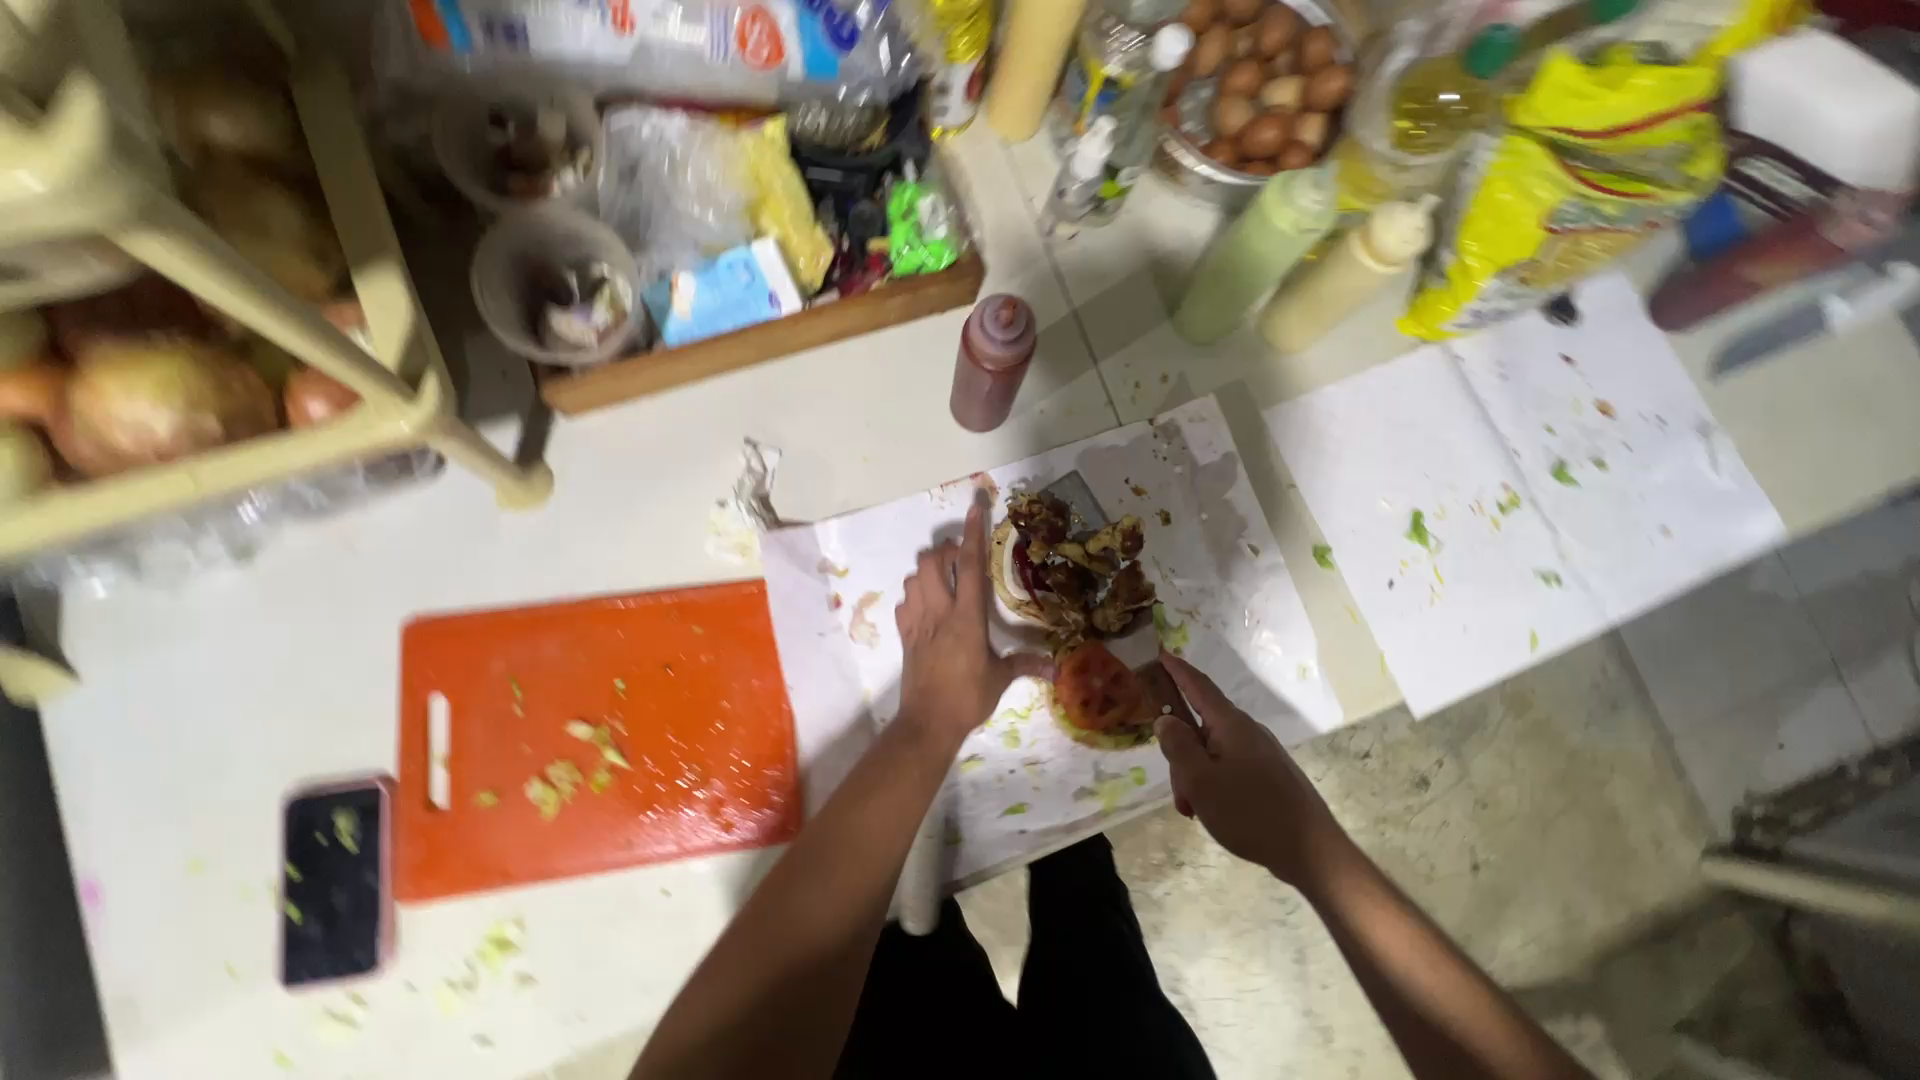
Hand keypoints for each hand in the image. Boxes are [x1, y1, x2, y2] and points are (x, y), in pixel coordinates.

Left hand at [895, 495, 1051, 745]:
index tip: (975, 508)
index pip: (968, 565)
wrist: (927, 723)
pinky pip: (904, 603)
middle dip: (943, 551)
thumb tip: (1056, 668)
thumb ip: (1025, 665)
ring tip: (943, 580)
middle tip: (958, 559)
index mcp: (966, 617)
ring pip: (913, 578)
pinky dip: (914, 595)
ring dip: (927, 571)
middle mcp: (938, 612)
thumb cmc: (967, 698)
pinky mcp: (905, 636)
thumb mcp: (1000, 679)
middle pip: (931, 562)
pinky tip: (926, 606)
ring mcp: (917, 623)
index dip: (973, 534)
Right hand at [1155, 650, 1353, 888]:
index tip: (1160, 653)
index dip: (1177, 670)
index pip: (1199, 686)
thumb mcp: (1200, 781)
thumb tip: (1166, 720)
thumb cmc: (1250, 813)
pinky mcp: (1270, 775)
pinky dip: (1213, 785)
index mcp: (1231, 725)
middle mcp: (1248, 732)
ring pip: (1212, 753)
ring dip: (1195, 777)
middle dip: (1181, 754)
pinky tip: (1214, 813)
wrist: (1311, 851)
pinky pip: (1229, 769)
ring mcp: (1261, 754)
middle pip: (1201, 727)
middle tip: (1180, 794)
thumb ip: (1177, 746)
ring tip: (1196, 811)